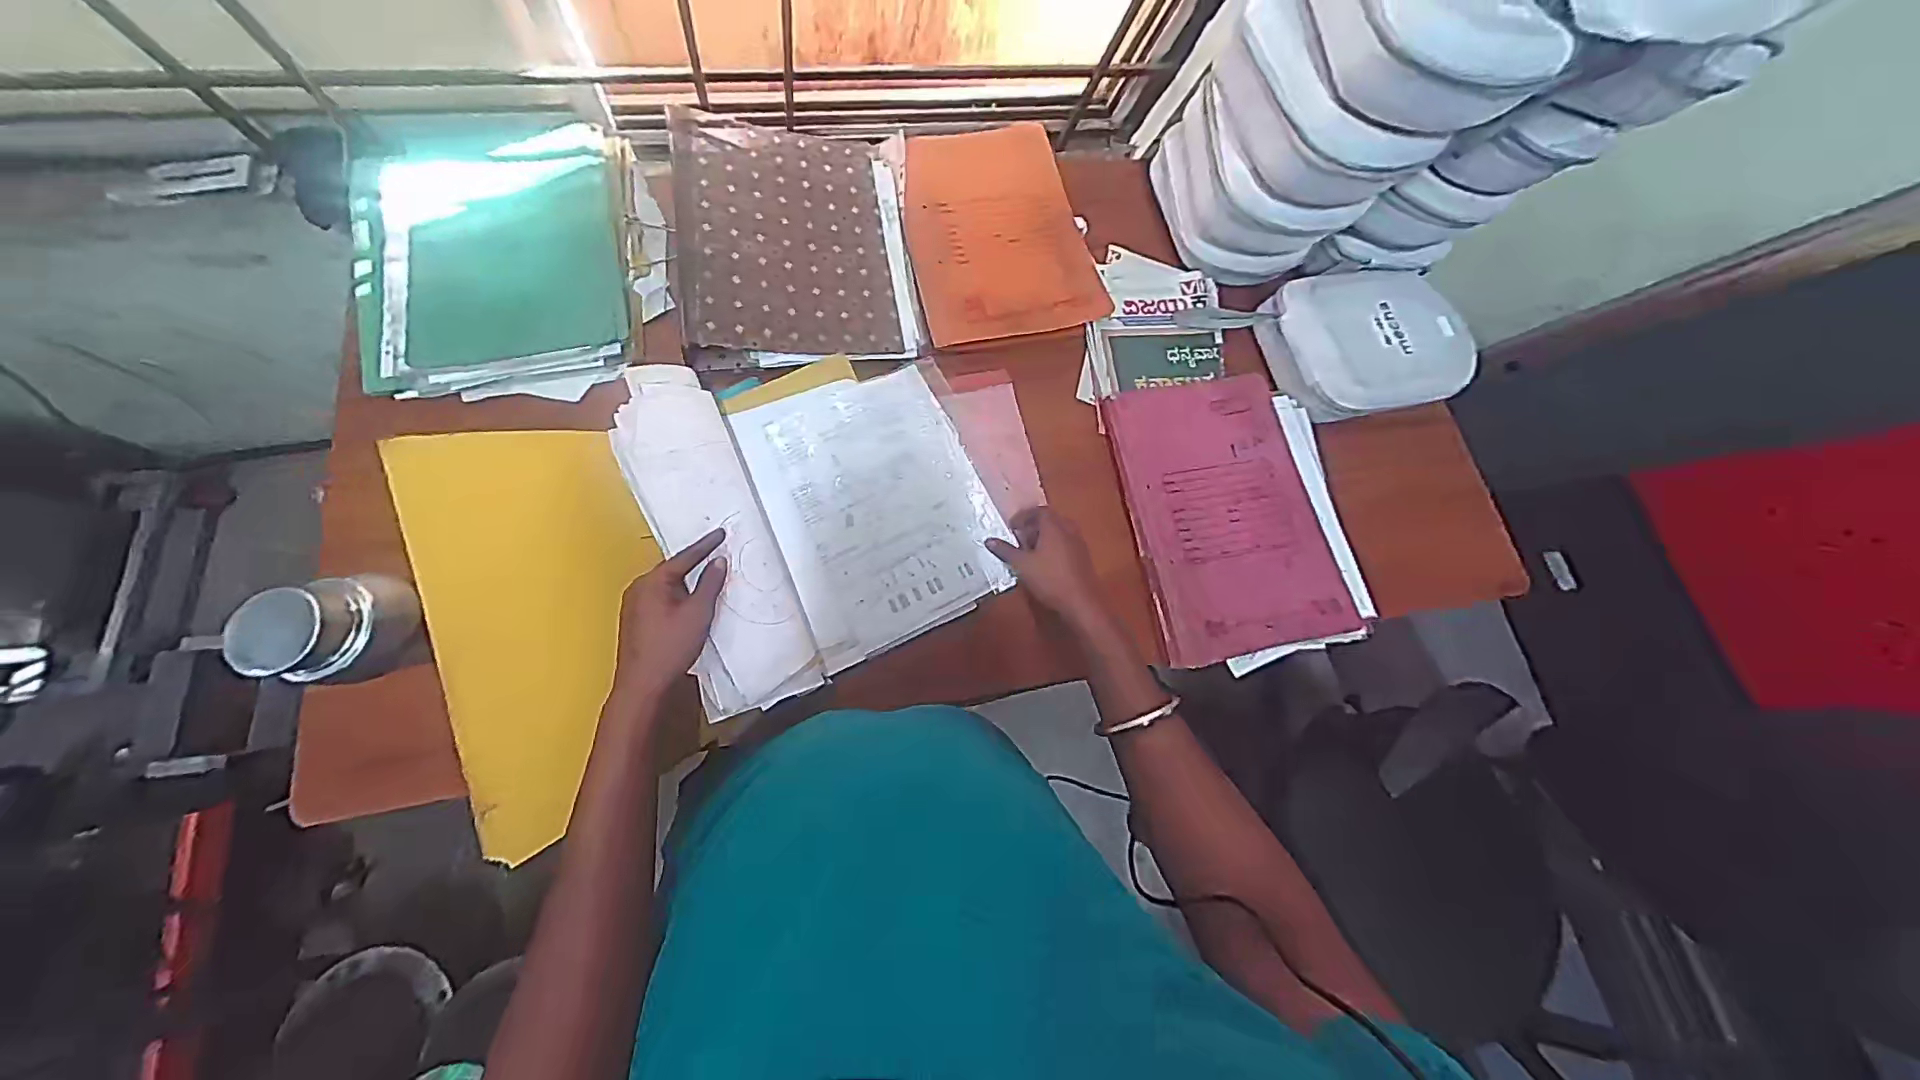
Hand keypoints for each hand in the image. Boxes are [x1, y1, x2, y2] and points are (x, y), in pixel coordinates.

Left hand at [613, 528, 727, 701]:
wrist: (643, 684)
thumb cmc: (670, 648)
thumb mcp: (699, 612)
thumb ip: (710, 583)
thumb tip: (718, 562)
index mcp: (651, 582)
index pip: (684, 557)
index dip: (705, 546)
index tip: (720, 535)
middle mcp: (638, 589)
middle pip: (673, 571)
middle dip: (695, 567)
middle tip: (717, 559)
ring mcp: (634, 605)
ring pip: (667, 587)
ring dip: (687, 586)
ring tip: (708, 586)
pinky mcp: (635, 620)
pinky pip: (660, 600)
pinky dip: (678, 599)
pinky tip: (690, 608)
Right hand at [985, 507, 1111, 633]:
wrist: (1080, 601)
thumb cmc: (1049, 579)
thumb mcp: (1021, 565)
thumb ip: (1005, 551)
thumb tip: (989, 541)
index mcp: (1053, 526)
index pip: (1038, 511)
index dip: (1023, 517)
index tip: (1012, 527)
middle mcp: (1068, 529)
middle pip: (1050, 519)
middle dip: (1033, 526)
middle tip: (1019, 538)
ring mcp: (1078, 543)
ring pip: (1059, 531)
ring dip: (1044, 536)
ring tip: (1030, 550)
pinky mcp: (1083, 556)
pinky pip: (1066, 542)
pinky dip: (1054, 545)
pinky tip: (1045, 562)